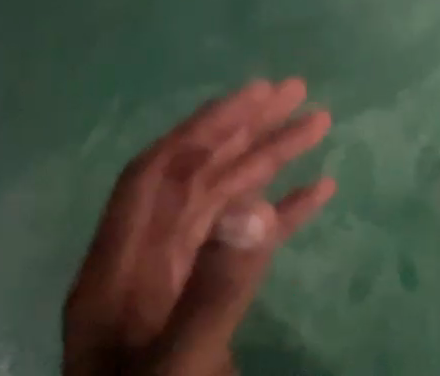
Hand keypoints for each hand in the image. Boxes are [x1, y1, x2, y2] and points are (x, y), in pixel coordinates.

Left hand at [63, 79, 335, 375]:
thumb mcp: (181, 362)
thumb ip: (217, 288)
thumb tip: (256, 206)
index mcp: (117, 274)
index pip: (156, 178)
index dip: (205, 128)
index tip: (260, 93)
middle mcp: (142, 268)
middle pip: (194, 180)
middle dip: (244, 131)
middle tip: (299, 90)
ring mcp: (172, 286)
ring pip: (223, 203)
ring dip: (269, 161)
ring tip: (320, 123)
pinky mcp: (204, 304)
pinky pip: (245, 242)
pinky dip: (283, 212)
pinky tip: (322, 191)